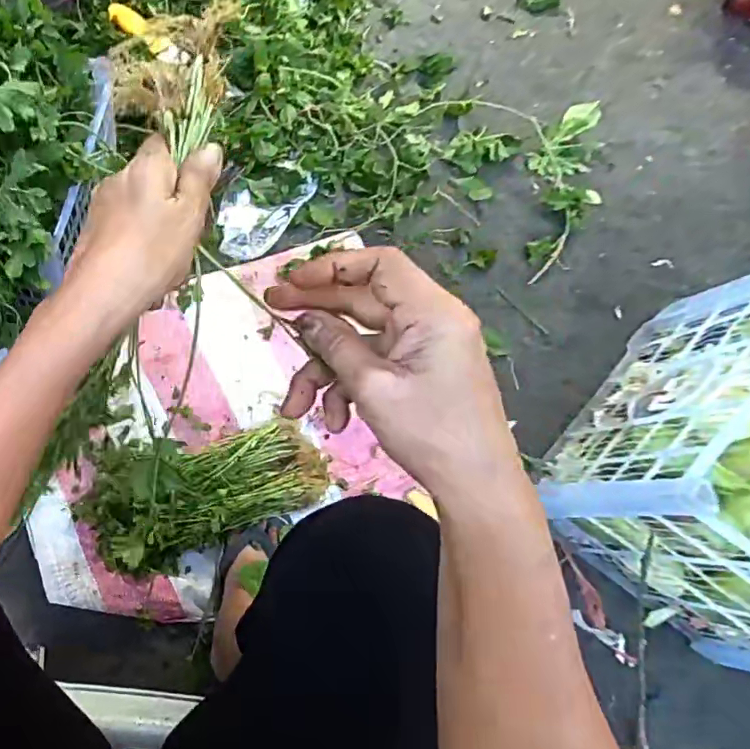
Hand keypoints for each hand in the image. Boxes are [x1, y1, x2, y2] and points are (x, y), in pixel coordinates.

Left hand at [57, 134, 222, 325]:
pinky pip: (126, 228)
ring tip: (168, 259)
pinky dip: (139, 242)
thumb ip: (199, 179)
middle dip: (172, 200)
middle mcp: (119, 176)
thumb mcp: (189, 215)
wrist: (101, 294)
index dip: (185, 162)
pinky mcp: (94, 230)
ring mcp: (103, 204)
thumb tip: (210, 146)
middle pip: (154, 178)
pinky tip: (147, 269)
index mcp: (146, 165)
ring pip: (141, 206)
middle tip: (187, 234)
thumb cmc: (153, 253)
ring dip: (157, 225)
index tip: (198, 193)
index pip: (166, 143)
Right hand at [268, 247, 520, 499]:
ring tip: (296, 406)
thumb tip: (305, 318)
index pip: (379, 264)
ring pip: (361, 341)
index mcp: (431, 311)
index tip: (294, 280)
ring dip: (325, 371)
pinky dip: (349, 387)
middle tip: (273, 311)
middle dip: (317, 314)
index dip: (332, 266)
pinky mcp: (418, 372)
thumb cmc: (430, 433)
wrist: (476, 484)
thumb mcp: (373, 387)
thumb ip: (335, 345)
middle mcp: (430, 320)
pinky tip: (335, 420)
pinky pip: (375, 365)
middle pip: (363, 301)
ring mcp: (423, 348)